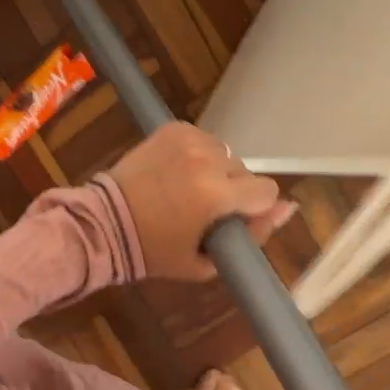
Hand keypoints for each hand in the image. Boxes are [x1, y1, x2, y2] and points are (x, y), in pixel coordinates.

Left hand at [108, 123, 294, 280]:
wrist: (101, 226)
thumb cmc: (151, 252)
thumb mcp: (202, 261)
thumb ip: (250, 237)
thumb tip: (288, 208)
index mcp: (215, 194)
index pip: (266, 191)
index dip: (251, 209)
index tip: (228, 220)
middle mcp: (207, 159)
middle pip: (244, 171)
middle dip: (230, 190)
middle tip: (198, 211)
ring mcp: (189, 139)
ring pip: (224, 154)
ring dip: (213, 170)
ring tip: (183, 192)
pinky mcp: (172, 128)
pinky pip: (202, 140)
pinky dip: (195, 155)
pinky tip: (173, 175)